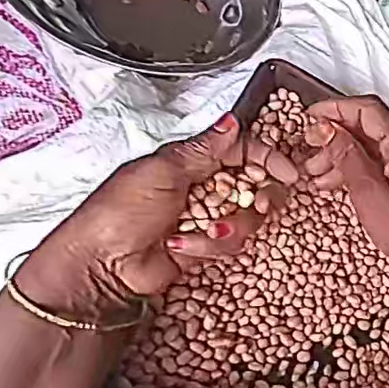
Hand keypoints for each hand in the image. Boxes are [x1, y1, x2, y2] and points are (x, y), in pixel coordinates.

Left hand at [16, 113, 297, 320]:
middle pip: (257, 185)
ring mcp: (208, 217)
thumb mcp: (161, 171)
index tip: (287, 172)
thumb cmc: (118, 214)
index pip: (243, 152)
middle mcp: (205, 187)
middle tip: (255, 205)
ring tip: (202, 231)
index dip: (268, 159)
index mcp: (192, 162)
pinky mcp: (209, 245)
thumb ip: (203, 149)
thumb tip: (230, 123)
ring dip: (229, 227)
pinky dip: (212, 245)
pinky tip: (185, 246)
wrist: (102, 265)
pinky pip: (233, 243)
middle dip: (259, 198)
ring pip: (249, 218)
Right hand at [300, 96, 388, 278]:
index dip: (336, 109)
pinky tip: (331, 180)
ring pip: (369, 144)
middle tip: (310, 146)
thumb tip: (326, 128)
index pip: (369, 111)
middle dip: (335, 134)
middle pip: (368, 125)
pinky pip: (376, 160)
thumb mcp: (368, 193)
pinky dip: (353, 166)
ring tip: (315, 170)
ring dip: (340, 153)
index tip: (311, 115)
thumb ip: (347, 156)